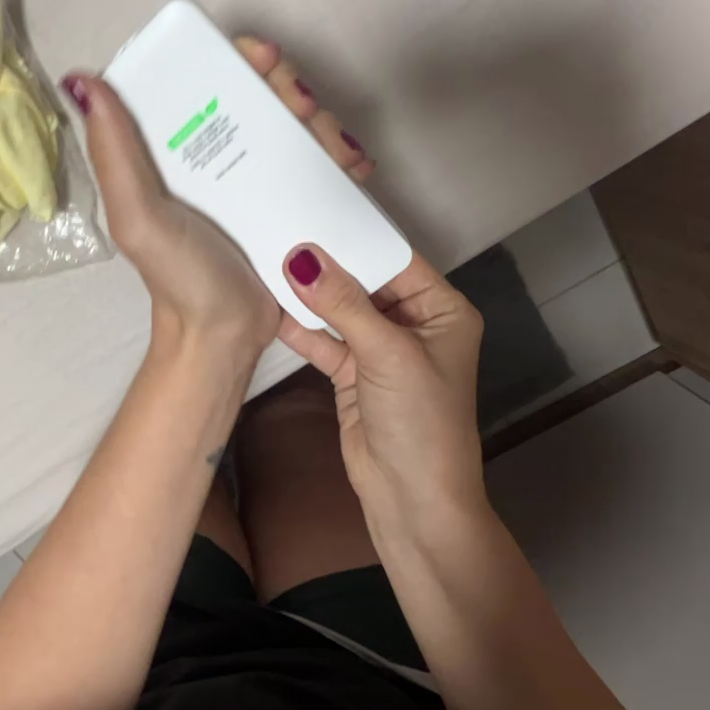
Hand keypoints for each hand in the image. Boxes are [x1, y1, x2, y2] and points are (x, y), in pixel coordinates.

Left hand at [63, 37, 373, 364]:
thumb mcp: (138, 217)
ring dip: (322, 121)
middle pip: (260, 94)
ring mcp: (259, 178)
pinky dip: (341, 157)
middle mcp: (218, 154)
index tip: (261, 59)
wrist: (224, 335)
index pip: (206, 80)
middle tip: (302, 105)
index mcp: (177, 149)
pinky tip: (354, 168)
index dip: (235, 58)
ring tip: (335, 147)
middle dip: (289, 85)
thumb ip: (115, 156)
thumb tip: (86, 82)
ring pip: (297, 125)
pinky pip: (321, 166)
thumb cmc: (179, 277)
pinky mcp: (292, 203)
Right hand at [277, 247, 485, 521]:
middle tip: (282, 229)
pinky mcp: (353, 375)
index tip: (313, 211)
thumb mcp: (388, 354)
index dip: (357, 238)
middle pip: (364, 283)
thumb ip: (344, 305)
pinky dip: (301, 328)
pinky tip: (271, 307)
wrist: (412, 498)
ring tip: (268, 260)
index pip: (396, 260)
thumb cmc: (421, 421)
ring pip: (340, 312)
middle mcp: (412, 324)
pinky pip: (325, 341)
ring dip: (310, 295)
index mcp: (441, 310)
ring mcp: (380, 350)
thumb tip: (302, 258)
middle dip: (327, 265)